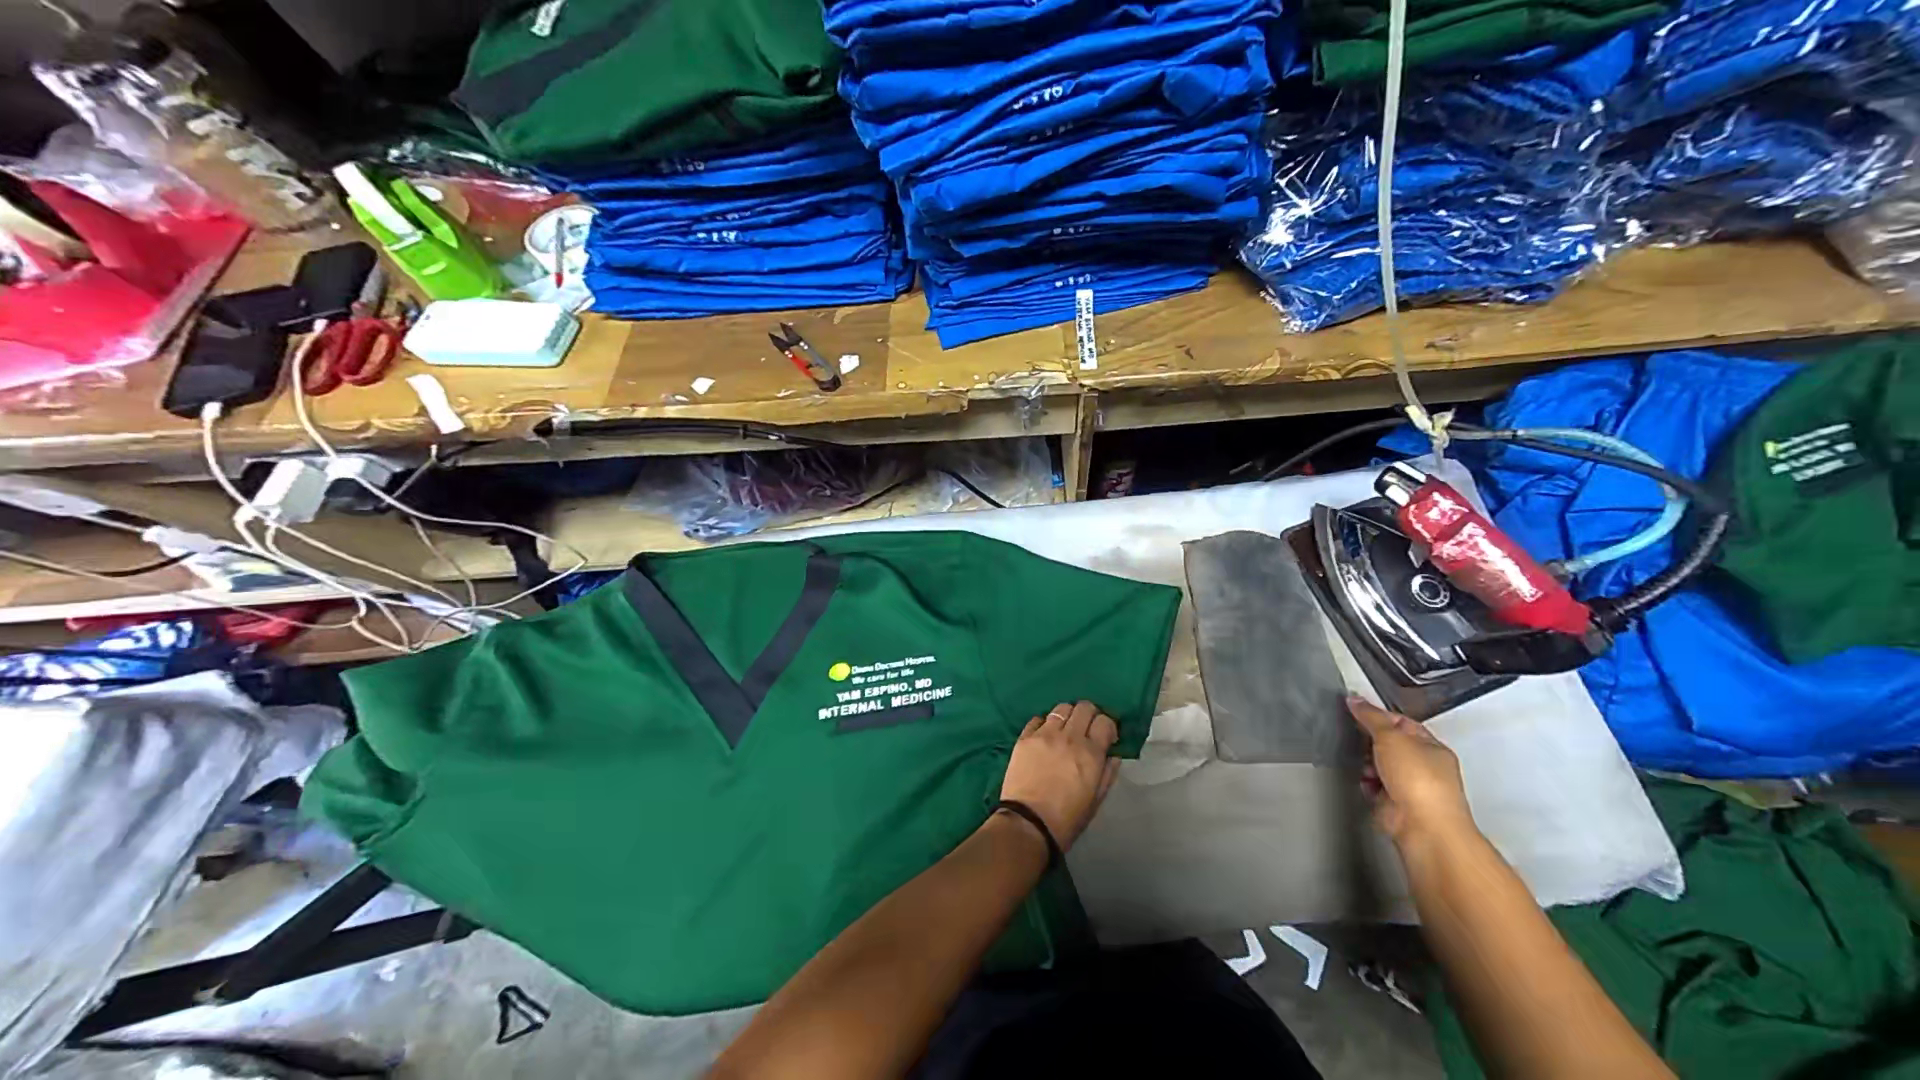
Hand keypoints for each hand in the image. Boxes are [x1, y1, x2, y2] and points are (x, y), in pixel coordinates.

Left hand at [1000, 701, 1121, 851]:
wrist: (1028, 823)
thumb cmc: (1067, 818)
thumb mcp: (1096, 800)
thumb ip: (1107, 773)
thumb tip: (1113, 755)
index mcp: (1091, 753)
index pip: (1105, 721)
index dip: (1108, 726)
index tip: (1106, 737)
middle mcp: (1069, 737)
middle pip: (1084, 708)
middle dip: (1090, 715)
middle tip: (1087, 729)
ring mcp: (1044, 735)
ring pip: (1061, 708)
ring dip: (1068, 716)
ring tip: (1065, 730)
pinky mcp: (1024, 738)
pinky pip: (1037, 719)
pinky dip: (1045, 724)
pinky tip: (1045, 736)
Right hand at [1349, 697, 1476, 847]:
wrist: (1421, 825)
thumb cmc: (1418, 778)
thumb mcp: (1391, 737)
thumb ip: (1371, 717)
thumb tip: (1354, 699)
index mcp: (1430, 746)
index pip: (1401, 723)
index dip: (1378, 716)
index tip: (1354, 710)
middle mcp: (1422, 766)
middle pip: (1388, 744)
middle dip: (1369, 742)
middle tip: (1353, 736)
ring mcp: (1408, 786)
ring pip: (1378, 765)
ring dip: (1366, 763)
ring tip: (1363, 765)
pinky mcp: (1392, 803)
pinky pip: (1372, 785)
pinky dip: (1366, 783)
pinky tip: (1364, 782)